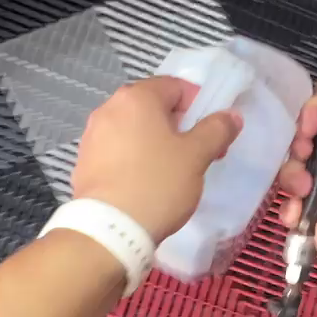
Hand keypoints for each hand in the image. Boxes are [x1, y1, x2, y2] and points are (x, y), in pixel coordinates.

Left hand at [71, 76, 241, 239]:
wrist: (111, 230)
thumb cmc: (158, 184)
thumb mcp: (196, 156)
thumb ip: (217, 130)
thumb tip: (231, 116)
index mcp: (137, 98)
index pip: (176, 87)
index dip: (199, 107)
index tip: (210, 135)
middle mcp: (109, 109)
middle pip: (153, 108)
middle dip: (178, 127)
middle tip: (195, 156)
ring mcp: (92, 136)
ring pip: (134, 131)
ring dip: (155, 144)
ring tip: (170, 174)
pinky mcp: (84, 163)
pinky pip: (118, 153)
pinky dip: (134, 161)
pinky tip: (144, 186)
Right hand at [276, 64, 316, 272]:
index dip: (308, 117)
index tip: (308, 130)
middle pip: (300, 140)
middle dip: (296, 153)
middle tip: (305, 167)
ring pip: (291, 171)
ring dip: (291, 183)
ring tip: (303, 196)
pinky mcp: (313, 209)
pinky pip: (289, 199)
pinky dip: (291, 208)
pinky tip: (298, 216)